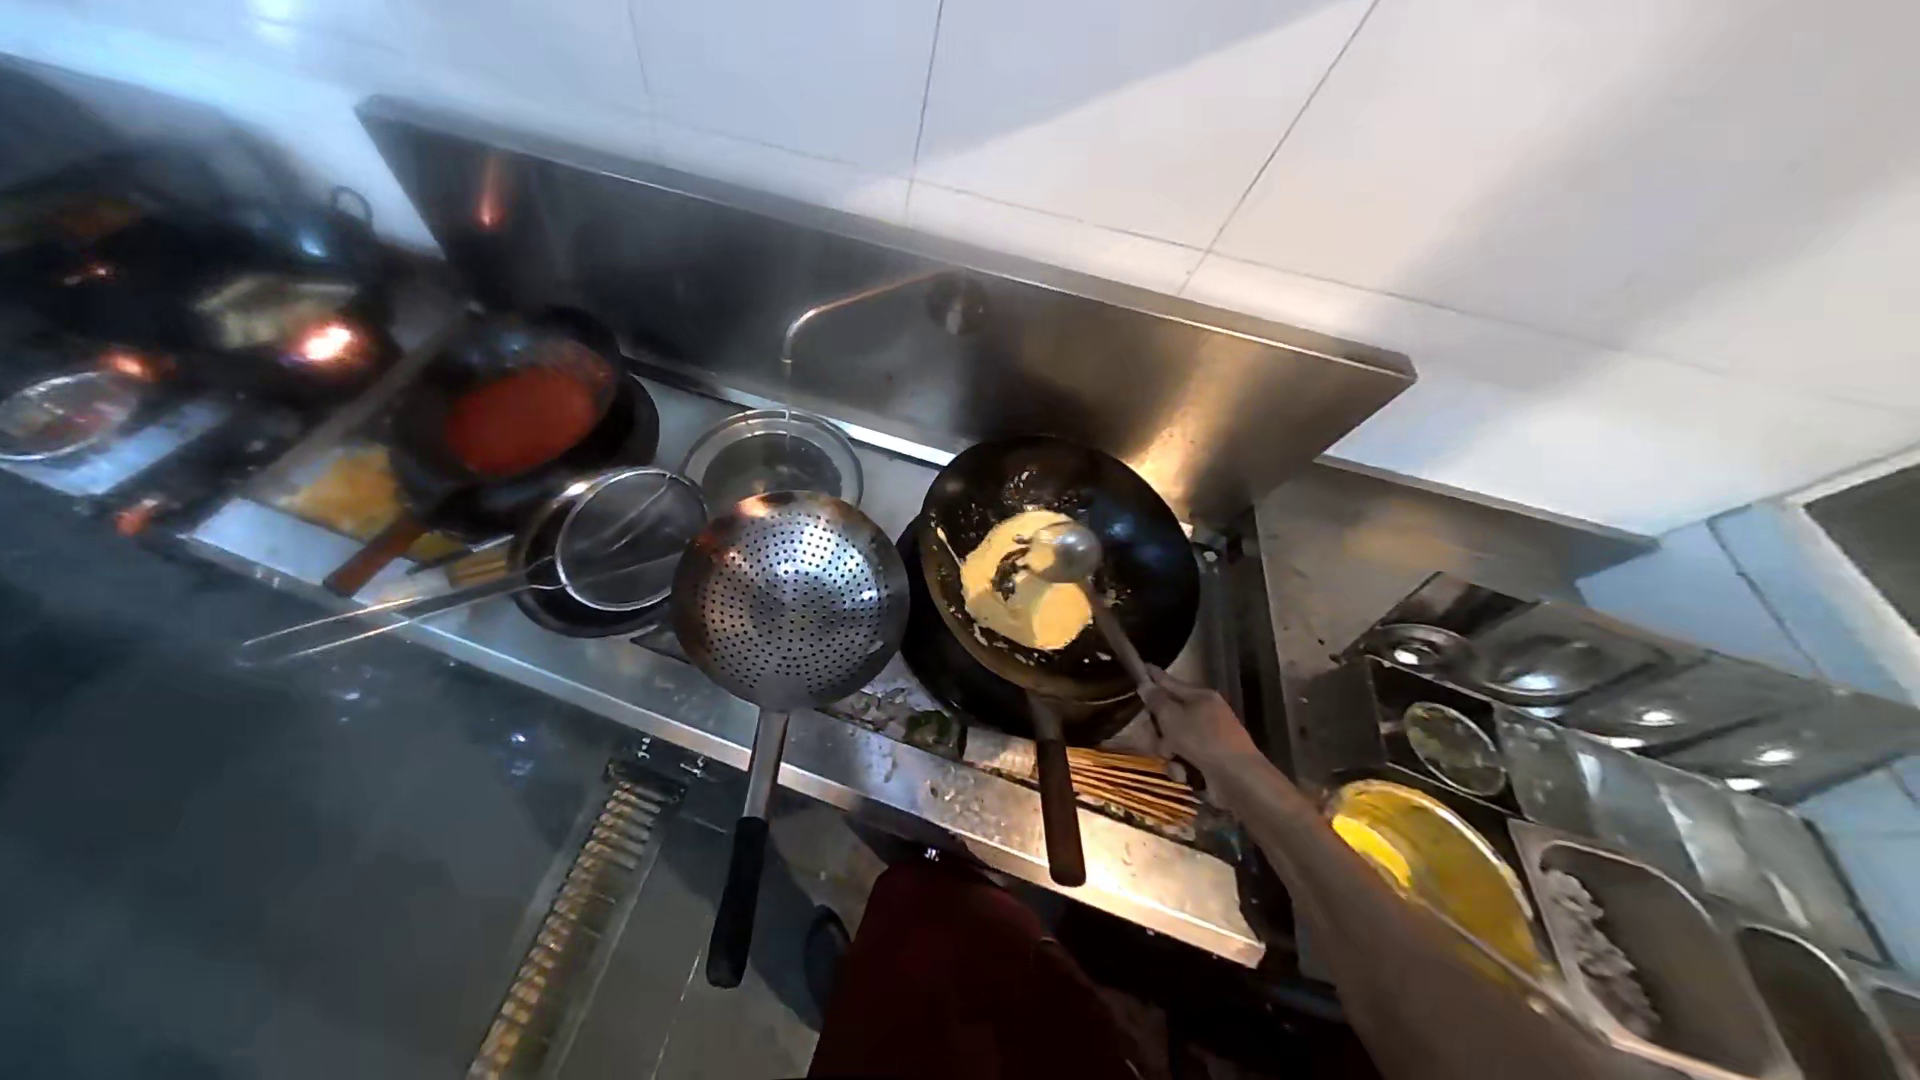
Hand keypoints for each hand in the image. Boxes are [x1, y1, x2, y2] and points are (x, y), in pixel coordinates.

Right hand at [1138, 666, 1261, 776]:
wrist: (1238, 778)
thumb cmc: (1203, 740)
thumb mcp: (1172, 717)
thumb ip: (1156, 700)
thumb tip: (1145, 684)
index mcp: (1199, 696)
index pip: (1170, 681)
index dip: (1153, 676)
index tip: (1142, 666)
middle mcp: (1205, 714)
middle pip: (1169, 715)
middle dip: (1159, 730)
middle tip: (1151, 738)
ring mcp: (1208, 738)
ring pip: (1174, 740)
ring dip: (1169, 752)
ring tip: (1173, 760)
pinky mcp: (1210, 760)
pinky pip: (1185, 758)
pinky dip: (1182, 767)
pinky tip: (1185, 774)